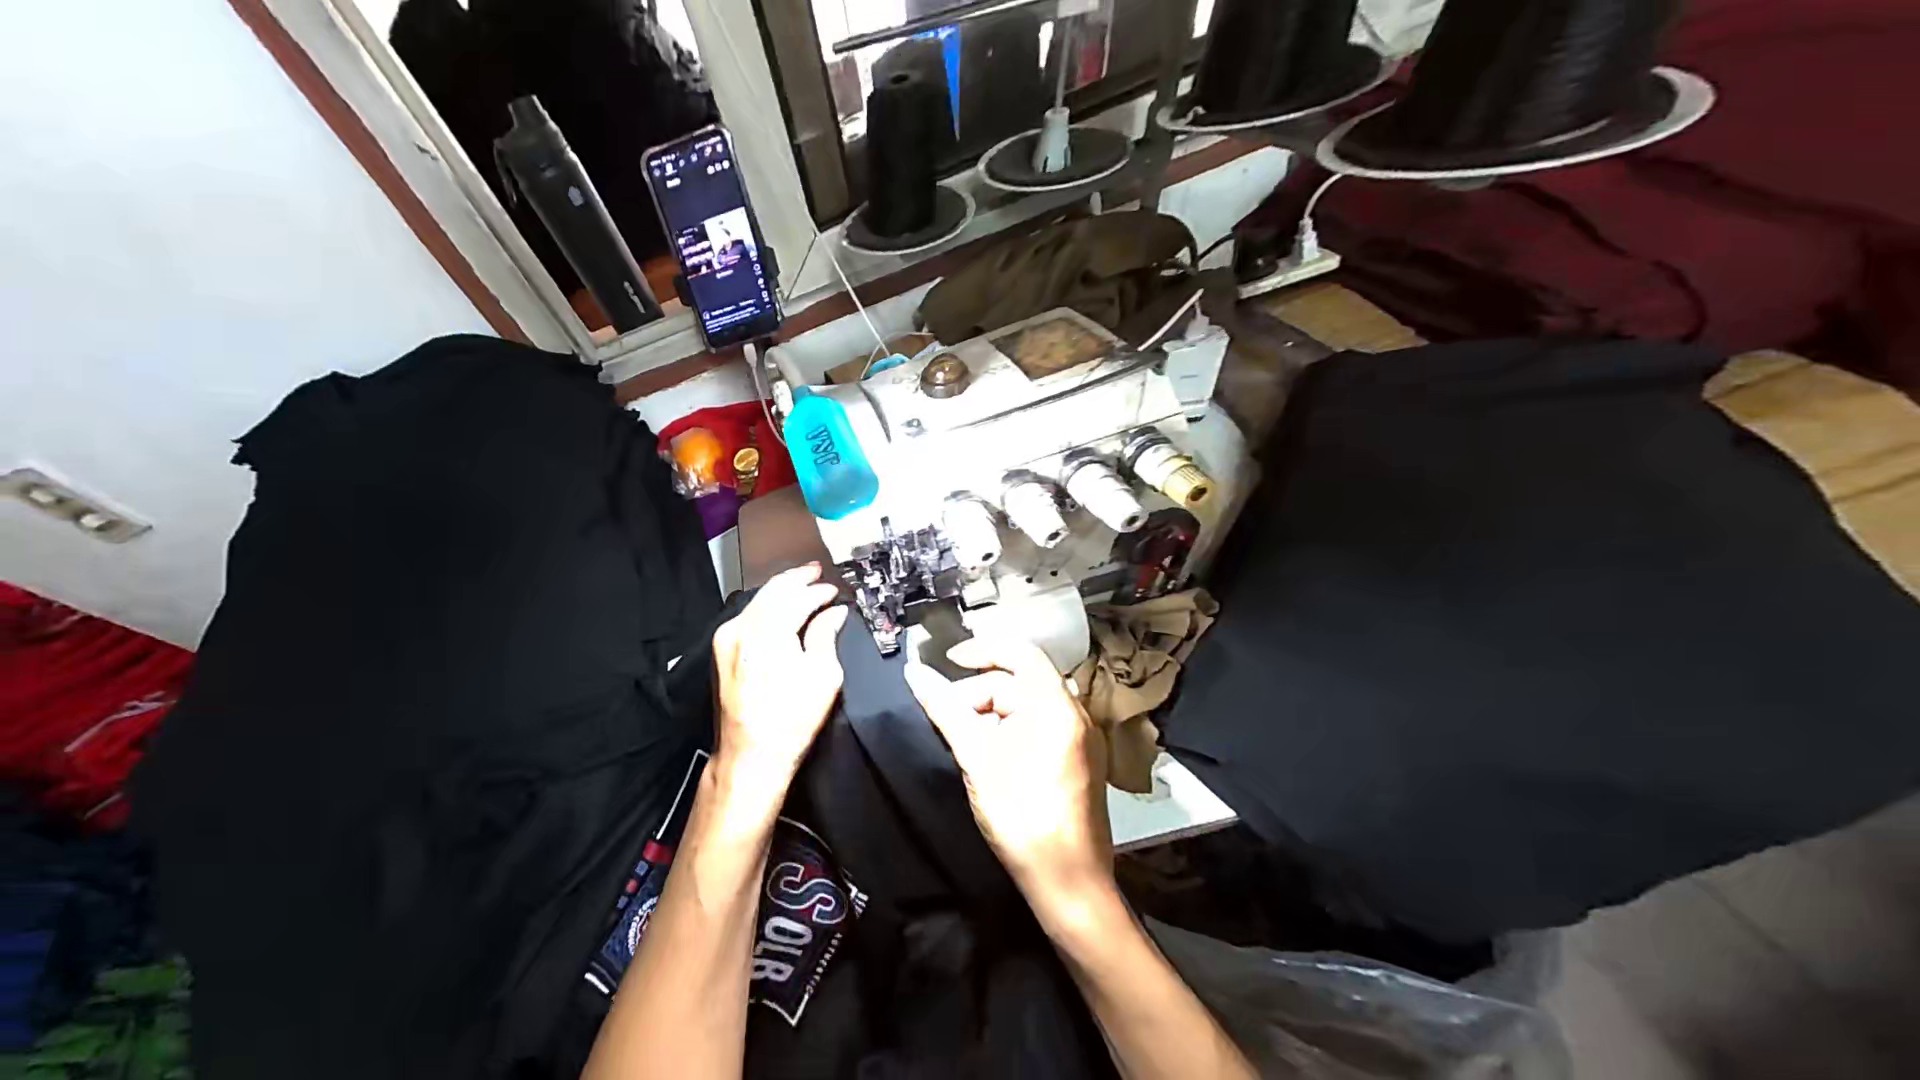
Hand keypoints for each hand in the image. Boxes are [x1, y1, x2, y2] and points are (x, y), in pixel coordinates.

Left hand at [712, 564, 848, 792]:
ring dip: (781, 590)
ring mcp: (726, 638)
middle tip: (816, 572)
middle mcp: (741, 628)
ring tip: (802, 586)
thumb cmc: (791, 720)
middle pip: (773, 590)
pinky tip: (781, 609)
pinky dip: (767, 606)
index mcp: (768, 631)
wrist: (750, 755)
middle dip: (797, 580)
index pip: (798, 597)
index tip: (835, 591)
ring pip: (757, 600)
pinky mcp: (721, 651)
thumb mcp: (823, 675)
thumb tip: (834, 613)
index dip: (819, 591)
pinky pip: (748, 615)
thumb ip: (826, 635)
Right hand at [904, 636, 1114, 913]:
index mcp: (1057, 705)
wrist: (1069, 882)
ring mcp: (1081, 739)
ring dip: (993, 711)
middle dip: (980, 691)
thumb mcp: (976, 756)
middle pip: (1021, 681)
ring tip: (964, 736)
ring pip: (1029, 706)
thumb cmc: (1022, 815)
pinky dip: (1011, 728)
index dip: (982, 649)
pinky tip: (990, 752)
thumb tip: (914, 672)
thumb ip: (946, 709)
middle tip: (947, 714)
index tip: (948, 660)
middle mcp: (1076, 713)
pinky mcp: (1079, 761)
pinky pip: (1041, 726)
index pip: (1021, 652)